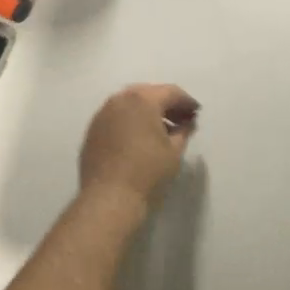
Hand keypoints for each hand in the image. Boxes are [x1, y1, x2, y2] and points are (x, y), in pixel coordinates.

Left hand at [79, 84, 199, 209]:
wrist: (109, 197)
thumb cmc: (147, 172)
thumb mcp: (174, 151)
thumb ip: (183, 131)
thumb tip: (187, 123)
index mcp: (143, 99)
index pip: (170, 92)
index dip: (186, 101)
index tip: (196, 112)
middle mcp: (120, 98)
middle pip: (148, 93)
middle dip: (166, 104)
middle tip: (181, 119)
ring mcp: (103, 112)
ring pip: (130, 103)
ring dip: (147, 111)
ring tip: (161, 129)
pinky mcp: (93, 128)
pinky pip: (117, 116)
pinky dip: (131, 120)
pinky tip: (139, 137)